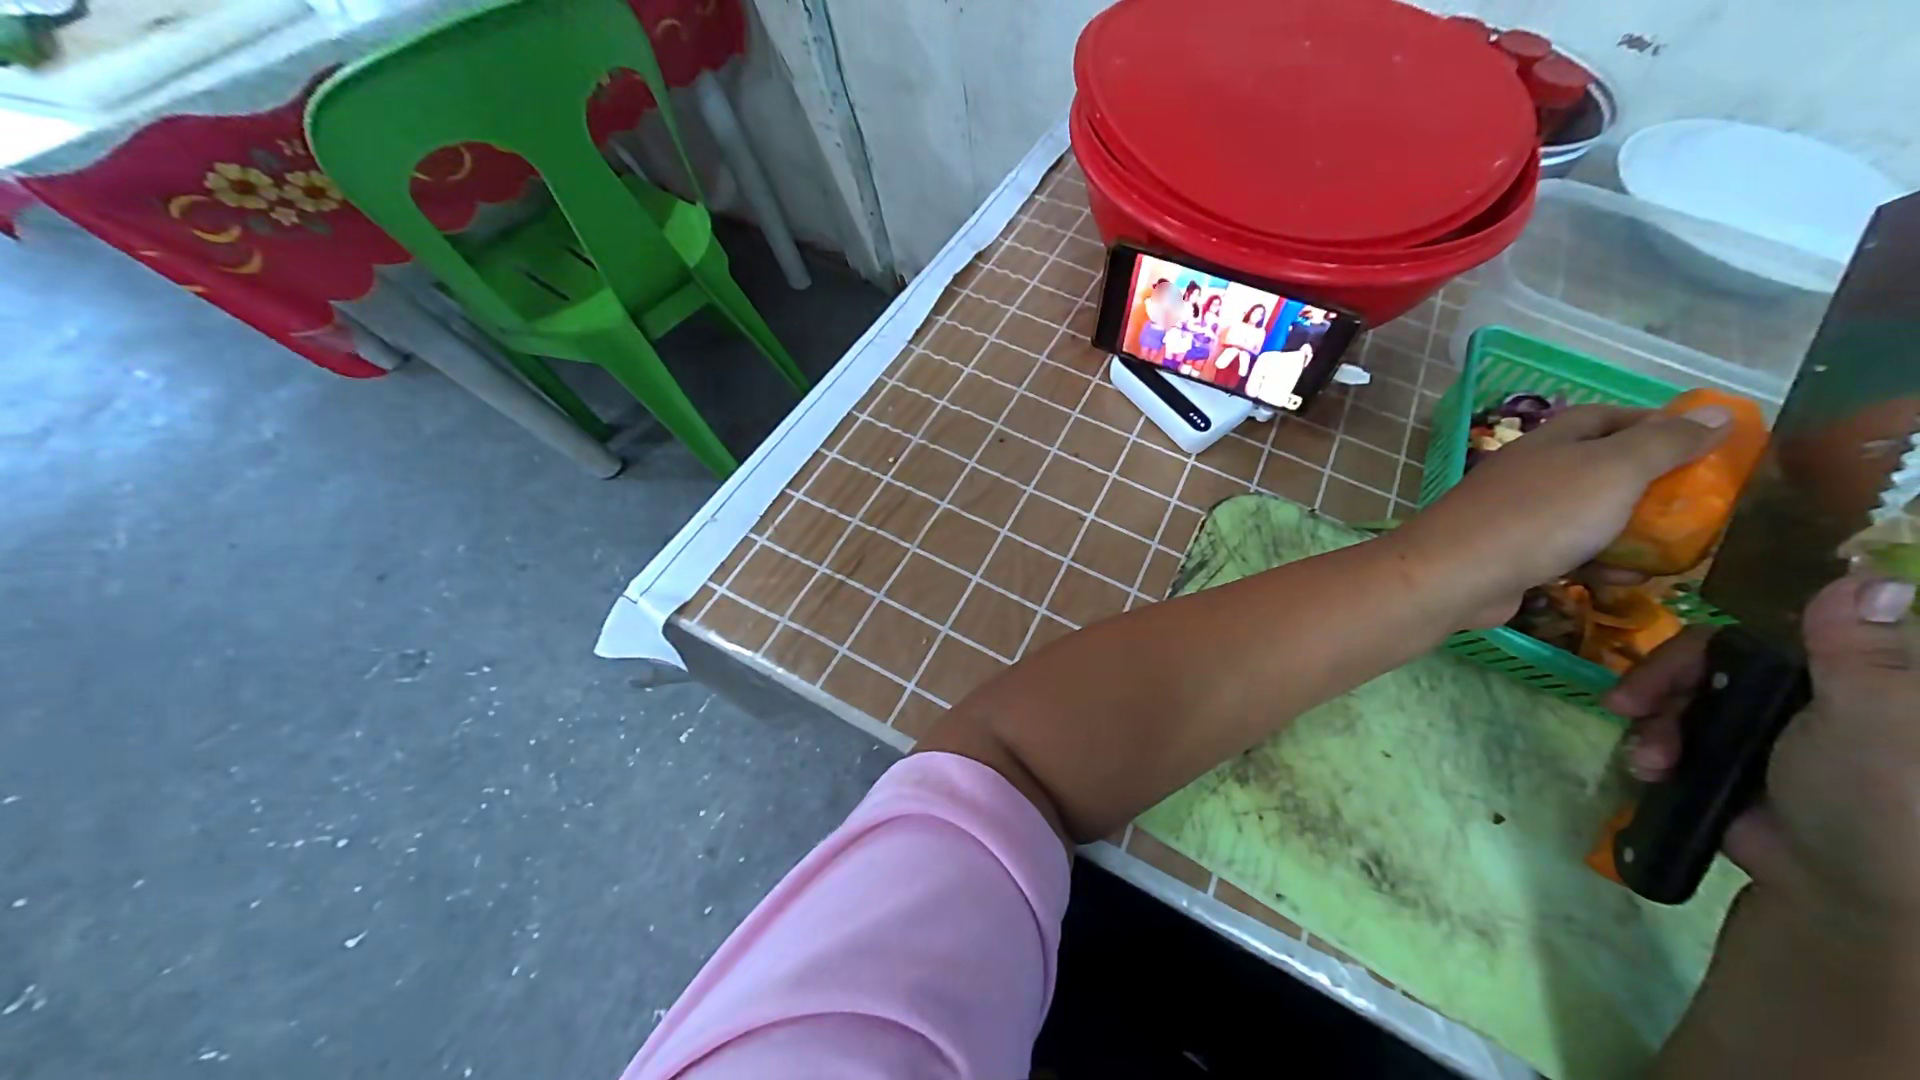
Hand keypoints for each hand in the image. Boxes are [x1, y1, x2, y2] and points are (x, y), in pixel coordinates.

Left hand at [1392, 404, 1730, 626]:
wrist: (1454, 575)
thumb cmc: (1537, 515)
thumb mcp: (1612, 470)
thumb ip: (1663, 443)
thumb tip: (1715, 412)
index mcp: (1547, 444)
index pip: (1605, 418)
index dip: (1654, 423)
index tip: (1707, 441)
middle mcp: (1527, 475)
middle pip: (1599, 471)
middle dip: (1650, 488)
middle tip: (1700, 508)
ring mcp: (1514, 517)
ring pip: (1586, 518)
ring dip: (1629, 534)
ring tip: (1675, 552)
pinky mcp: (1509, 557)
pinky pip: (1566, 556)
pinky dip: (1597, 565)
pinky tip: (1623, 581)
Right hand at [1609, 574, 1919, 928]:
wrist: (1844, 893)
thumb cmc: (1877, 798)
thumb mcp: (1873, 719)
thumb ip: (1860, 652)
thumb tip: (1868, 576)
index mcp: (1853, 679)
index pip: (1773, 627)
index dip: (1722, 631)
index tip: (1686, 648)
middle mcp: (1806, 695)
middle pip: (1711, 659)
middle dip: (1663, 680)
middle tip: (1629, 702)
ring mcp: (1760, 727)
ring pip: (1680, 694)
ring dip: (1652, 720)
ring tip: (1648, 756)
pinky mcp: (1723, 755)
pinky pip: (1669, 730)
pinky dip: (1651, 744)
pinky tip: (1649, 766)